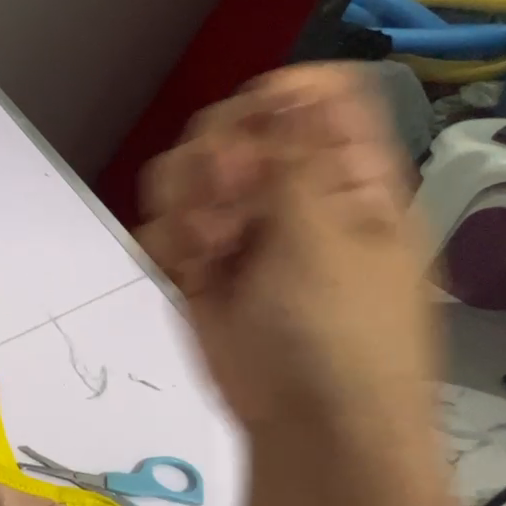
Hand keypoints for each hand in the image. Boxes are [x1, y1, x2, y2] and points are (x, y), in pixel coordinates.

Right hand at [136, 63, 437, 431]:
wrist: (305, 418)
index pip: (311, 98)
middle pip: (230, 130)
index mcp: (345, 175)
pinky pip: (161, 225)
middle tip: (229, 207)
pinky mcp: (195, 261)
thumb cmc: (340, 333)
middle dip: (215, 163)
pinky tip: (194, 270)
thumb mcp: (328, 240)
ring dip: (185, 205)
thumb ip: (296, 164)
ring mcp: (238, 227)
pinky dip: (169, 242)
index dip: (269, 102)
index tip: (245, 140)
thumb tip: (286, 87)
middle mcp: (288, 192)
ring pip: (184, 176)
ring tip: (209, 247)